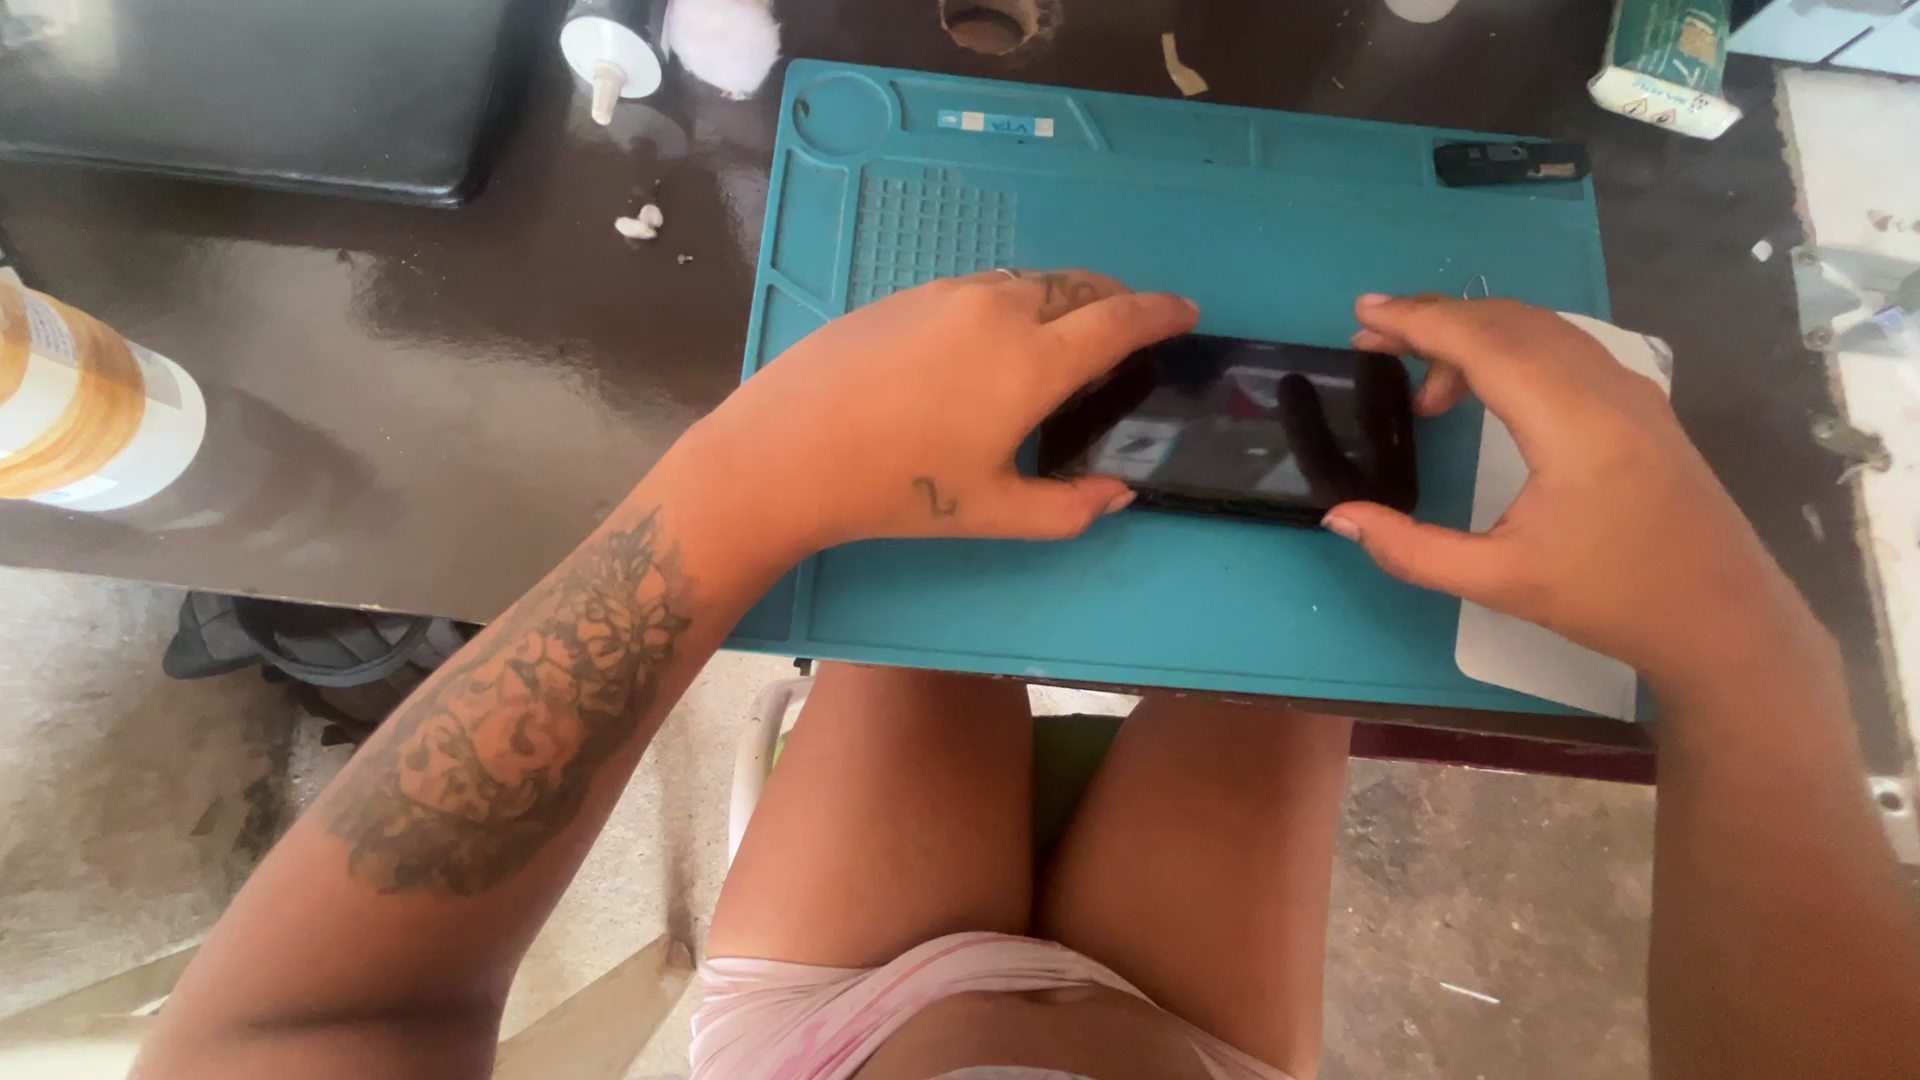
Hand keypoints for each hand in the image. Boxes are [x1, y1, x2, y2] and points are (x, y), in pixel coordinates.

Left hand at [682, 270, 1198, 551]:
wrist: (788, 451)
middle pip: (1078, 286)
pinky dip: (1013, 302)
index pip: (1119, 320)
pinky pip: (982, 288)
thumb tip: (1119, 494)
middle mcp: (998, 310)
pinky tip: (990, 341)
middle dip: (1116, 299)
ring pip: (1028, 281)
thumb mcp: (993, 512)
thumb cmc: (897, 489)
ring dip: (1063, 298)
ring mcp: (948, 294)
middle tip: (1128, 327)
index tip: (1186, 310)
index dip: (1160, 312)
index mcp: (1032, 361)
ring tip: (1064, 333)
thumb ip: (1069, 508)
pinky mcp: (906, 294)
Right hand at [1324, 294, 1820, 688]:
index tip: (1364, 311)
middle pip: (1512, 324)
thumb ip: (1407, 549)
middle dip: (1435, 319)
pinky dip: (1503, 349)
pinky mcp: (1637, 406)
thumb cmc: (1610, 600)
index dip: (1421, 321)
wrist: (1724, 620)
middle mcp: (1609, 392)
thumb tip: (1338, 516)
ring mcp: (1631, 394)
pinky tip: (1471, 389)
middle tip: (1371, 336)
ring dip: (1469, 334)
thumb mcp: (1494, 581)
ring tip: (1412, 375)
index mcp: (1575, 427)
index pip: (1488, 346)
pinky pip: (1560, 349)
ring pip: (1539, 330)